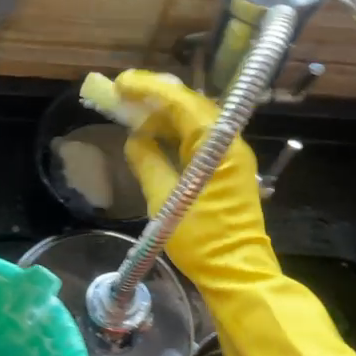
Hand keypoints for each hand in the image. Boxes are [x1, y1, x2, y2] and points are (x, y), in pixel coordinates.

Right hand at [116, 69, 264, 281]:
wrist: (236, 271)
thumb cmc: (202, 239)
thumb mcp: (166, 201)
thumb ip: (148, 163)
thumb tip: (135, 140)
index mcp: (216, 144)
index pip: (181, 101)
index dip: (149, 88)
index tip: (119, 84)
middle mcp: (228, 141)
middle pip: (190, 105)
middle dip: (155, 97)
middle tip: (121, 96)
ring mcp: (230, 155)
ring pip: (194, 121)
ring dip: (163, 115)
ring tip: (131, 114)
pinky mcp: (226, 170)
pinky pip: (198, 140)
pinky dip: (174, 134)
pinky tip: (152, 139)